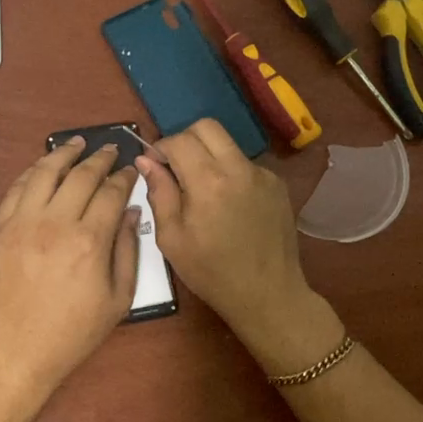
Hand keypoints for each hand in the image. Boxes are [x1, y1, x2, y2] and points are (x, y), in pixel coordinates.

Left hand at [0, 138, 141, 397]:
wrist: (13, 352)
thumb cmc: (71, 334)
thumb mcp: (118, 301)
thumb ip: (127, 251)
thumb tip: (131, 213)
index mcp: (89, 242)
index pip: (111, 193)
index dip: (124, 177)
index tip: (131, 171)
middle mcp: (54, 223)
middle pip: (80, 175)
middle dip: (100, 158)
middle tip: (110, 150)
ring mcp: (21, 223)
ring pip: (43, 172)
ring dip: (62, 153)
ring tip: (76, 143)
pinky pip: (16, 189)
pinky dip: (32, 172)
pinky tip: (43, 168)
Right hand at [136, 119, 335, 366]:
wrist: (267, 294)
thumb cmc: (211, 272)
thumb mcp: (172, 239)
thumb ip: (159, 193)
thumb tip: (146, 160)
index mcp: (209, 182)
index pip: (180, 140)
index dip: (161, 148)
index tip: (154, 166)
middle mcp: (239, 168)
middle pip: (207, 127)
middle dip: (185, 140)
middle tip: (176, 168)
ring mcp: (262, 174)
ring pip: (228, 144)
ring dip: (209, 155)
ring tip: (201, 189)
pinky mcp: (277, 184)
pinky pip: (245, 164)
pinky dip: (229, 173)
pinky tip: (227, 204)